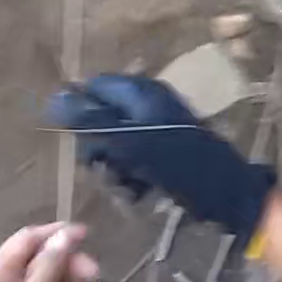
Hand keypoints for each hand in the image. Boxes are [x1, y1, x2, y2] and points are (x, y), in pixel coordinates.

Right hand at [47, 74, 275, 239]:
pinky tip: (139, 190)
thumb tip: (56, 98)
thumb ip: (93, 119)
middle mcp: (148, 103)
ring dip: (114, 165)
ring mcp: (158, 126)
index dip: (80, 111)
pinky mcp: (165, 150)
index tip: (76, 140)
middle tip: (105, 168)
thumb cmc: (178, 164)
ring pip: (116, 141)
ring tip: (127, 184)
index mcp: (140, 91)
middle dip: (98, 146)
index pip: (94, 87)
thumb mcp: (130, 141)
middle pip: (102, 116)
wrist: (226, 193)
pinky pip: (134, 156)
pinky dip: (131, 173)